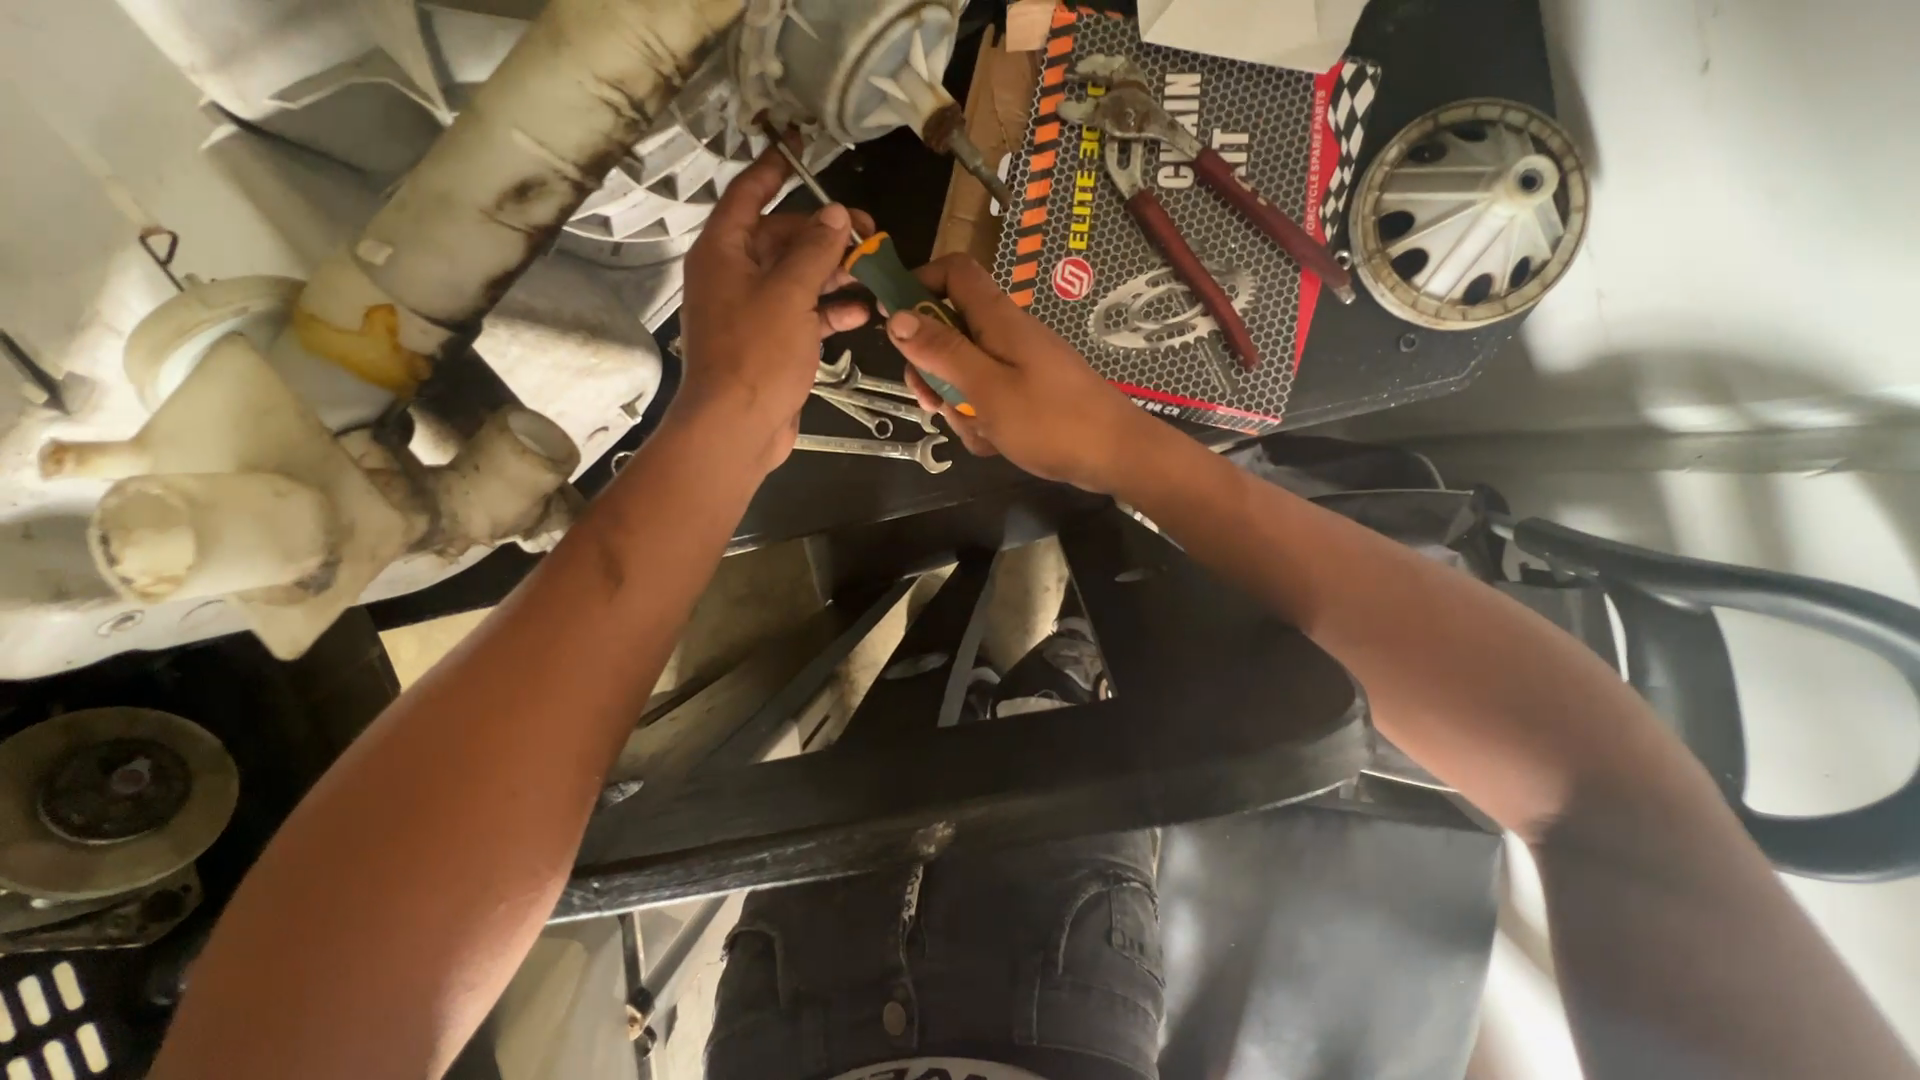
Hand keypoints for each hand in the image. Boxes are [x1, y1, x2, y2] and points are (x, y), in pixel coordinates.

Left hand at [676, 141, 875, 471]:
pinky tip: (862, 312)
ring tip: (874, 272)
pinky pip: (802, 313)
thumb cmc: (756, 353)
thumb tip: (836, 215)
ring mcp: (752, 310)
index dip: (774, 170)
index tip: (802, 150)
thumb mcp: (790, 293)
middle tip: (870, 233)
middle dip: (825, 234)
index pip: (748, 195)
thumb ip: (815, 250)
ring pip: (797, 277)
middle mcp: (734, 275)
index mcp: (724, 251)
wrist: (737, 427)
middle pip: (781, 238)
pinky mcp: (770, 342)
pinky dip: (830, 310)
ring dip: (834, 273)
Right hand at [890, 255, 1149, 492]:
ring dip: (958, 403)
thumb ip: (942, 352)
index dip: (918, 285)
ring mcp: (1020, 365)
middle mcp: (1008, 334)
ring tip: (976, 431)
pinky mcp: (1029, 393)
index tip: (892, 323)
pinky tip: (995, 443)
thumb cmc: (1051, 421)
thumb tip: (897, 315)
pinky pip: (990, 398)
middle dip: (931, 365)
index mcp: (998, 319)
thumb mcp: (986, 389)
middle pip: (951, 329)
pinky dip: (984, 420)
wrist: (1116, 455)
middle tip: (930, 401)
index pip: (953, 273)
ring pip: (966, 372)